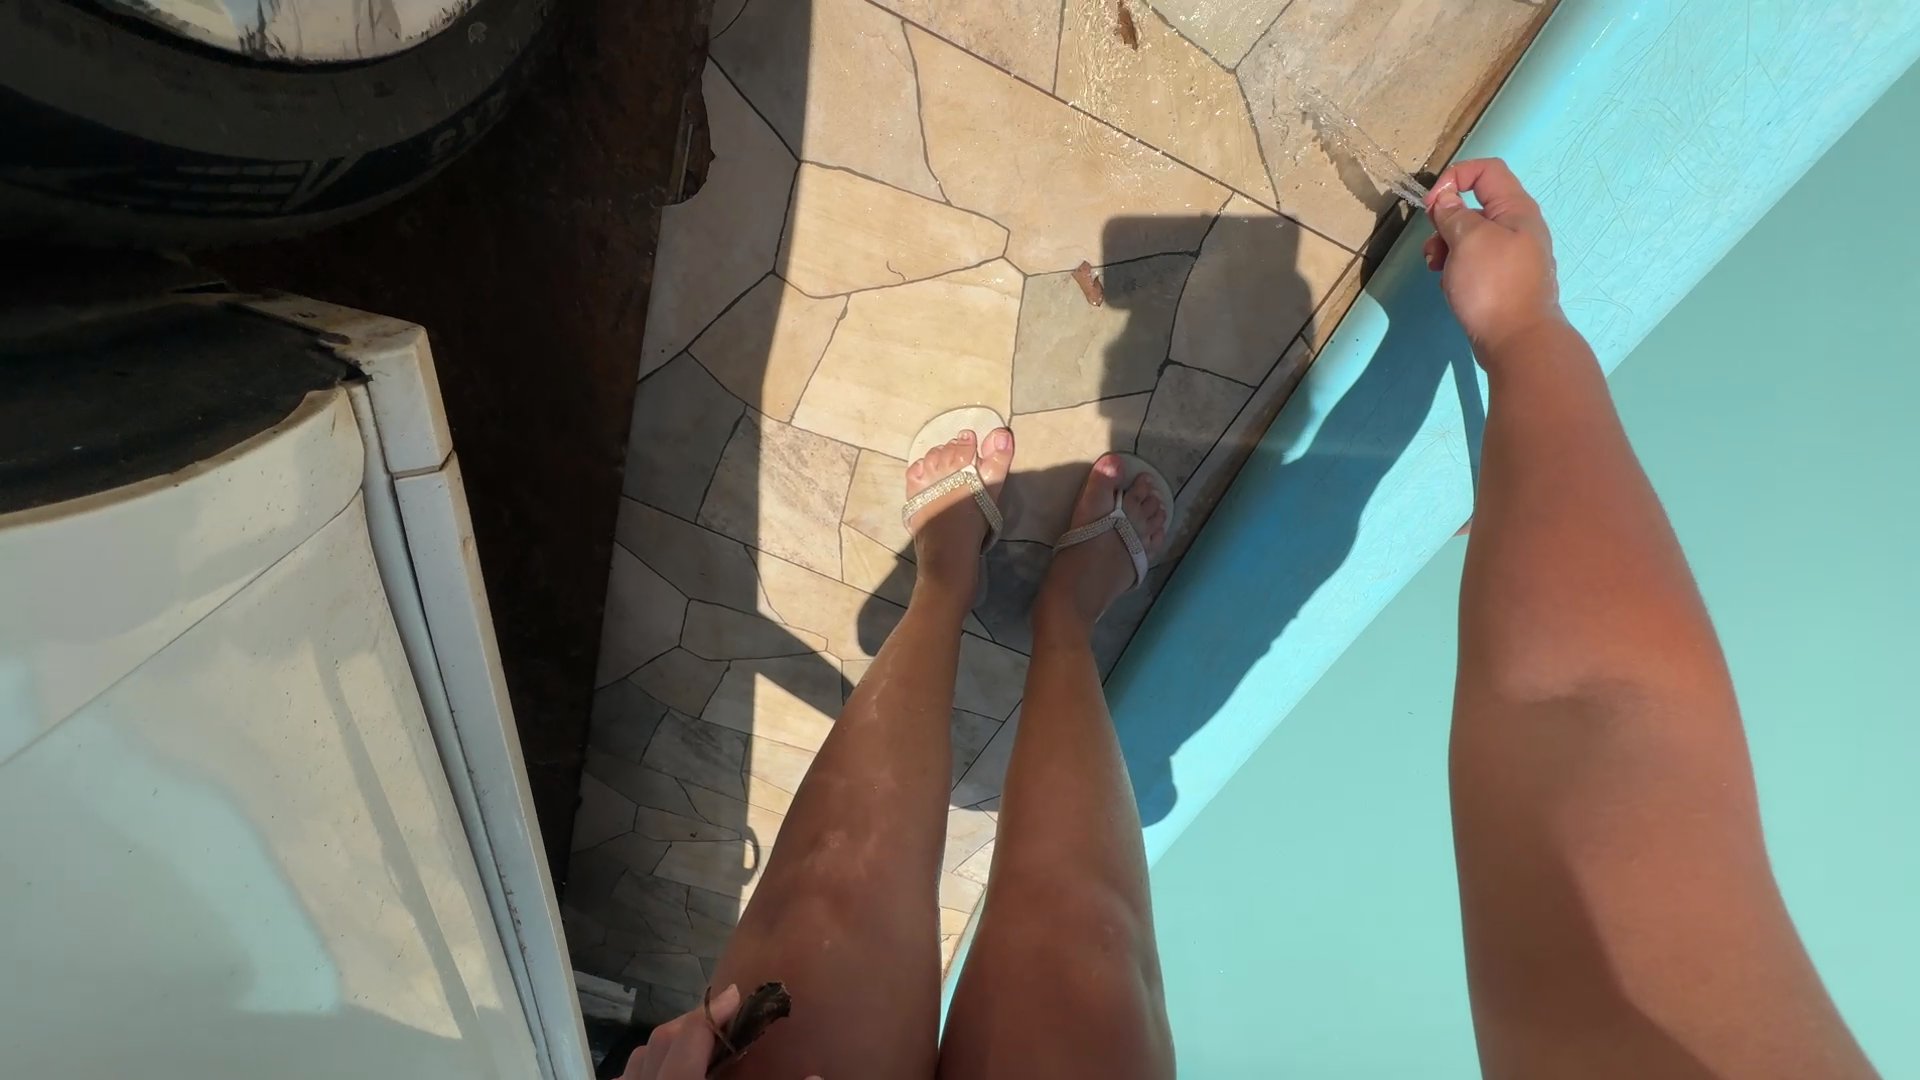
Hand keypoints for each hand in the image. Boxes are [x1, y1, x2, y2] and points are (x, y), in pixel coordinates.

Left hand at [618, 984, 820, 1079]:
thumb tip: (817, 1073)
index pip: (691, 1037)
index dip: (715, 1011)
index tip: (738, 994)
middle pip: (661, 1041)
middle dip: (694, 1023)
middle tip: (726, 1020)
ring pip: (636, 1062)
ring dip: (666, 1047)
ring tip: (697, 1047)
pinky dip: (643, 1071)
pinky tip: (664, 1075)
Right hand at [1422, 158, 1566, 359]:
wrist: (1516, 338)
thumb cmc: (1493, 285)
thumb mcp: (1468, 242)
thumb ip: (1454, 216)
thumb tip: (1446, 200)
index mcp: (1515, 209)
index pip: (1487, 171)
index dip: (1455, 177)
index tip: (1430, 204)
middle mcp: (1515, 226)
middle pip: (1473, 206)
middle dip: (1443, 221)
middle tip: (1432, 247)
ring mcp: (1508, 254)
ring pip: (1468, 236)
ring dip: (1444, 247)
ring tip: (1436, 270)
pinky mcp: (1499, 278)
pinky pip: (1471, 261)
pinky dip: (1454, 267)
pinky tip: (1448, 284)